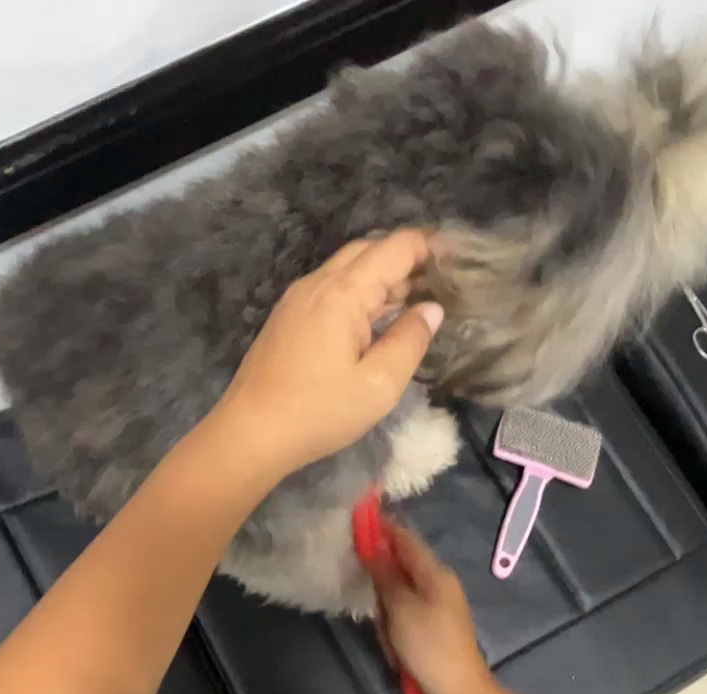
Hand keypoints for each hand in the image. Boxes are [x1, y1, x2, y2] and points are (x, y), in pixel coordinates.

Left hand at [207, 230, 442, 479]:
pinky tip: (371, 322)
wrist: (250, 433)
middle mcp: (317, 284)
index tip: (456, 262)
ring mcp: (296, 300)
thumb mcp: (378, 385)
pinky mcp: (286, 319)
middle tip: (436, 285)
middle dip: (404, 260)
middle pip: (367, 250)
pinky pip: (328, 290)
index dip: (428, 248)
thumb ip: (410, 341)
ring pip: (345, 270)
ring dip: (379, 279)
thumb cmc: (319, 412)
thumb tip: (431, 309)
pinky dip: (356, 294)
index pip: (394, 247)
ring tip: (411, 304)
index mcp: (343, 292)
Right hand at [362, 520, 494, 693]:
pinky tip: (394, 645)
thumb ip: (385, 574)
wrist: (459, 690)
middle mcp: (439, 583)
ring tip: (388, 636)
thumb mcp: (401, 608)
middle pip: (400, 566)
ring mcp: (438, 604)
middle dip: (381, 582)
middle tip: (372, 604)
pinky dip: (395, 625)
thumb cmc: (429, 646)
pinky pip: (405, 613)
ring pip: (399, 593)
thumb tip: (371, 544)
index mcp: (435, 573)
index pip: (405, 539)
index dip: (383, 528)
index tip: (358, 518)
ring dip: (387, 612)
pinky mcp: (433, 624)